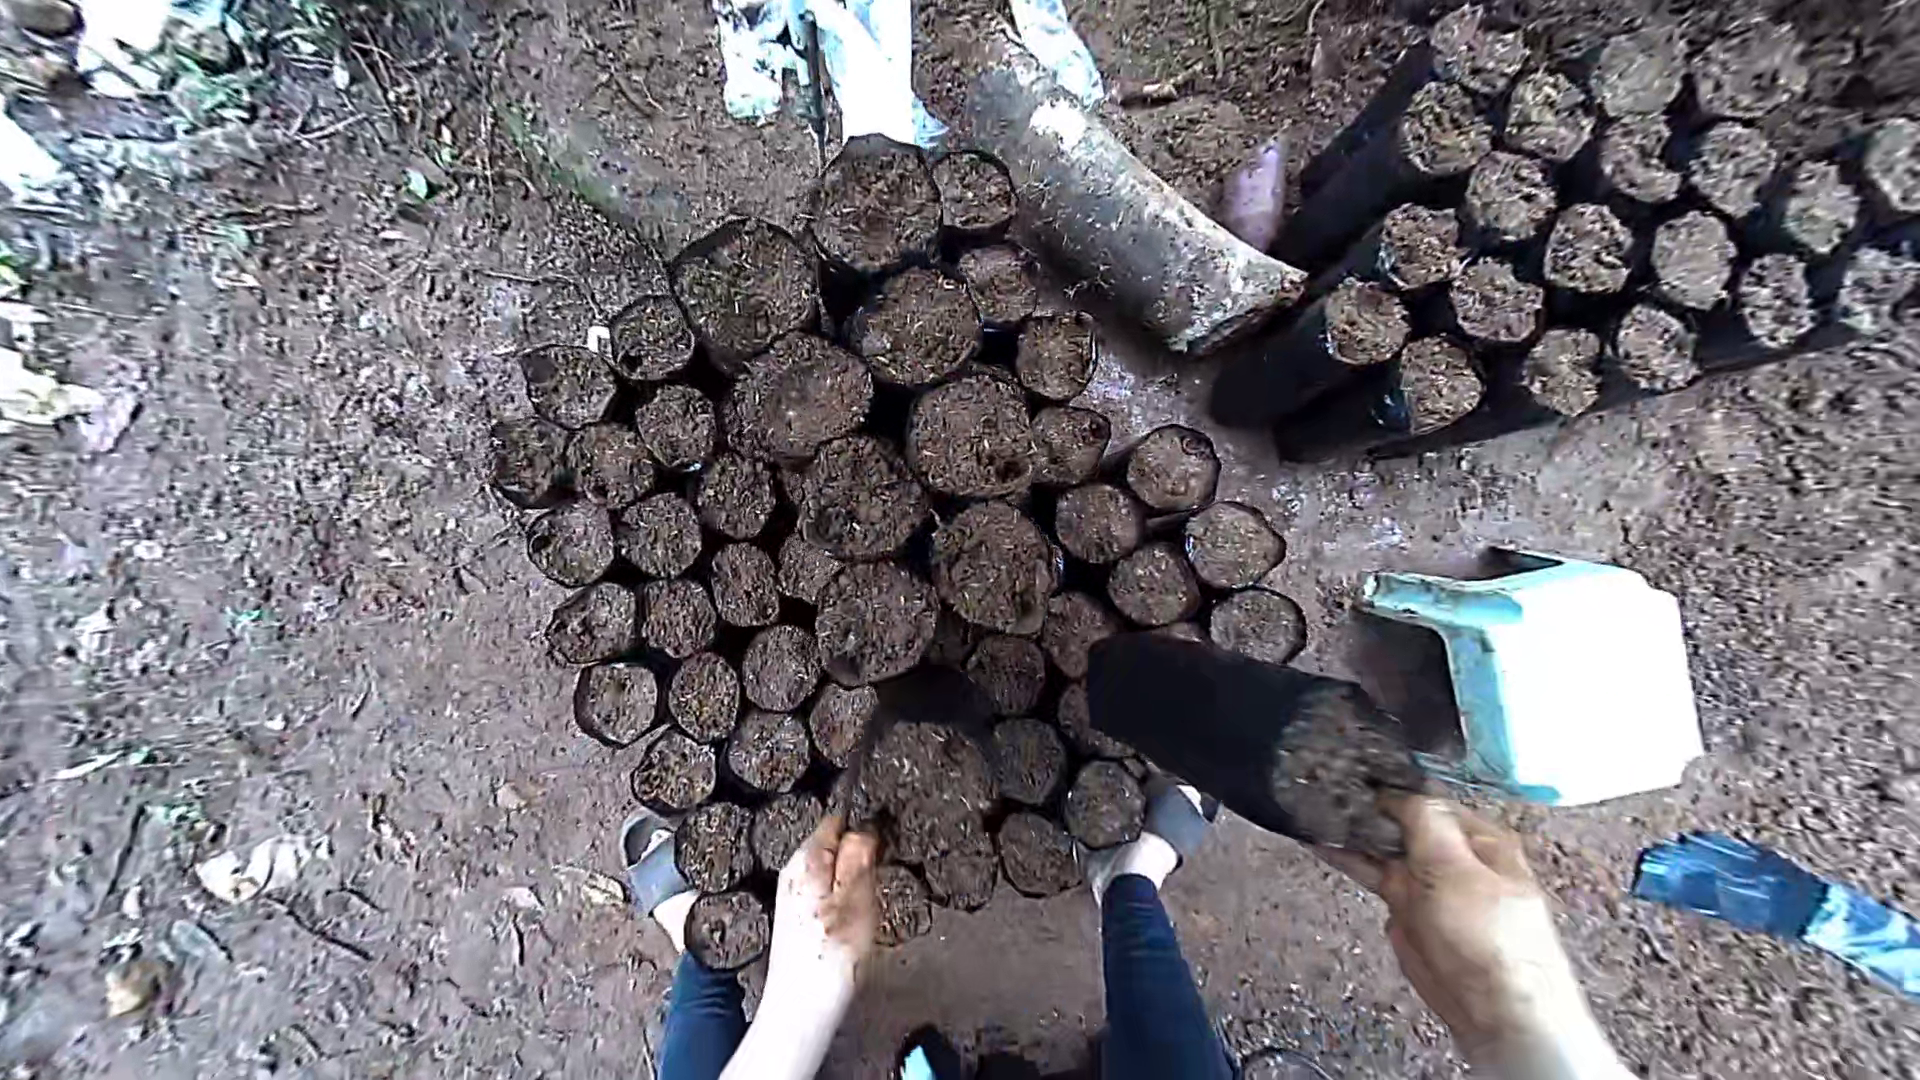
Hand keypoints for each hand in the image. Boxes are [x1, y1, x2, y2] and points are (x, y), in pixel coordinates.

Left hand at [721, 815, 879, 1079]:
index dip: (864, 828)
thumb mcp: (858, 895)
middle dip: (859, 859)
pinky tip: (848, 925)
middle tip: (870, 888)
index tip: (879, 848)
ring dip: (853, 883)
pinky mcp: (799, 915)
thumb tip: (865, 824)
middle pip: (838, 844)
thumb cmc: (829, 958)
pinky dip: (844, 902)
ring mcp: (795, 893)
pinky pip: (829, 892)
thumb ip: (860, 852)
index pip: (840, 818)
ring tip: (859, 911)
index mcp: (806, 857)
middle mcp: (795, 870)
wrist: (800, 1012)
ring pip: (835, 870)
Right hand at [1320, 795, 1630, 1079]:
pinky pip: (1365, 865)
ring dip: (1346, 826)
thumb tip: (1389, 789)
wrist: (1490, 1007)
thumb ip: (1421, 817)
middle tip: (1320, 785)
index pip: (1423, 795)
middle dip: (1361, 803)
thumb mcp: (1455, 864)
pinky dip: (1340, 851)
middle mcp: (1449, 850)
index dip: (1386, 783)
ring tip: (1307, 805)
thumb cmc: (1485, 932)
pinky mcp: (1399, 897)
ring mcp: (1423, 875)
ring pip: (1376, 840)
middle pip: (1396, 816)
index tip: (1347, 770)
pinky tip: (1313, 836)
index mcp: (1476, 836)